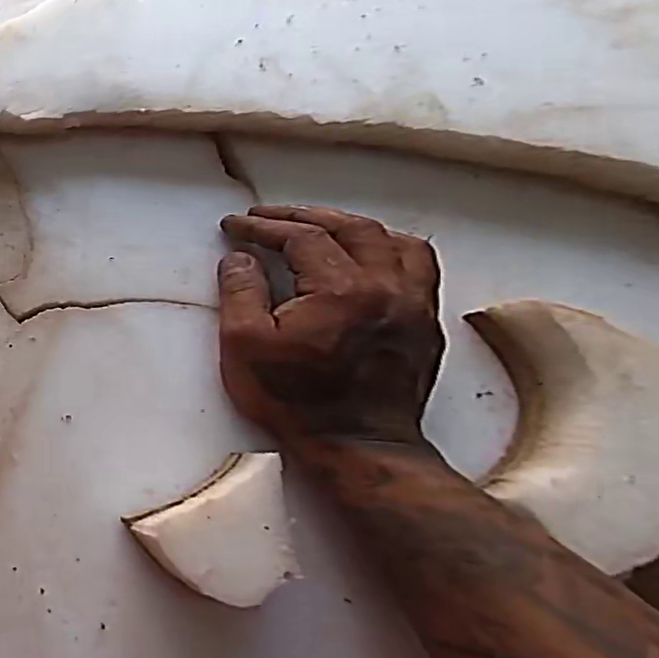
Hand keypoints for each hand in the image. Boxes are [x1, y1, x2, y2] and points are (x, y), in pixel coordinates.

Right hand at [217, 205, 445, 448]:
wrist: (354, 442)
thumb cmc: (291, 396)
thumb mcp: (243, 344)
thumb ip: (240, 293)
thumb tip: (239, 258)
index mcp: (342, 290)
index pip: (302, 238)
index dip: (264, 226)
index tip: (235, 225)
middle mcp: (387, 288)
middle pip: (351, 229)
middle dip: (304, 215)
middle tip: (267, 215)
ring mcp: (413, 305)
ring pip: (393, 241)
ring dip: (350, 225)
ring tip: (317, 225)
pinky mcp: (423, 324)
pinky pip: (418, 265)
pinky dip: (389, 246)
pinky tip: (366, 253)